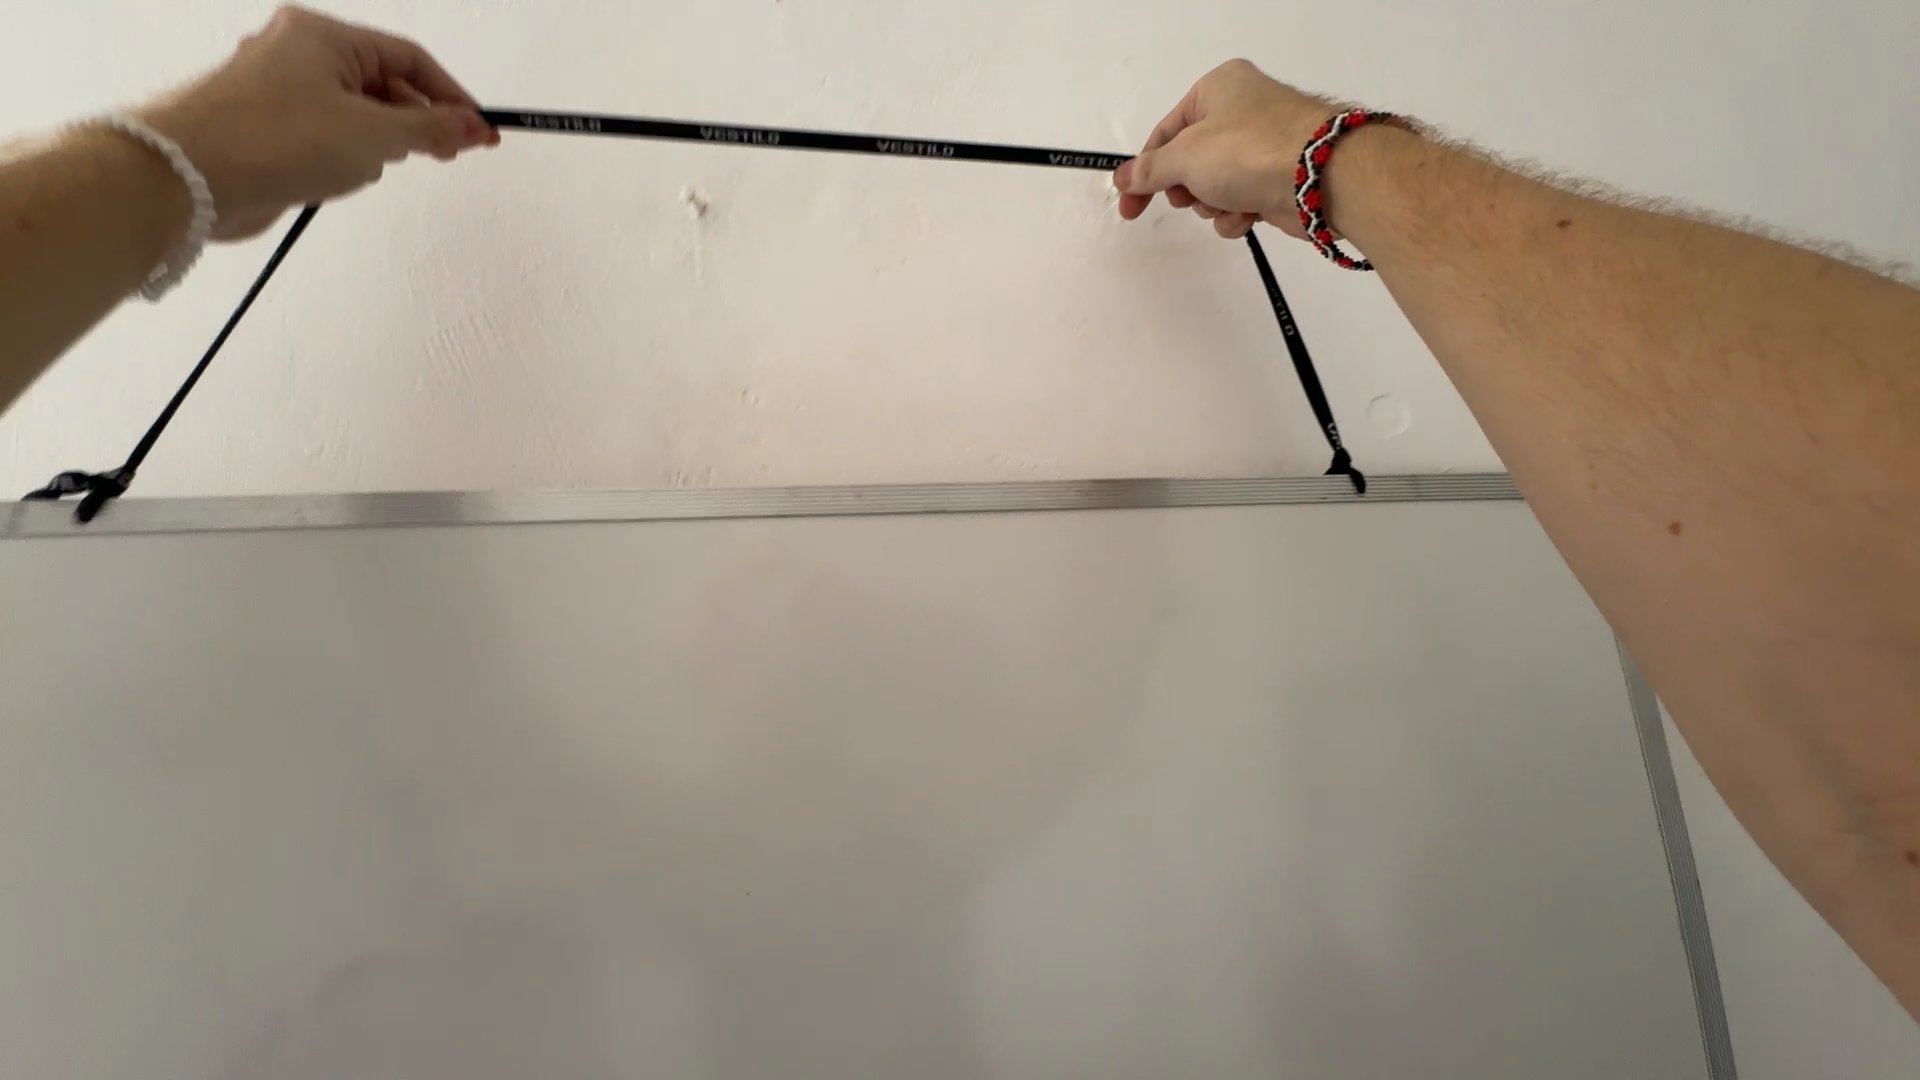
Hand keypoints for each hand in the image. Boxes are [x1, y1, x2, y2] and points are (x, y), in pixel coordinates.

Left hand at [134, 5, 495, 241]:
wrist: (193, 174)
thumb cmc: (278, 139)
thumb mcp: (377, 134)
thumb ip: (433, 130)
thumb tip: (474, 126)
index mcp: (323, 37)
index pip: (411, 59)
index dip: (454, 98)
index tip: (484, 133)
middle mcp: (301, 53)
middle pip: (389, 83)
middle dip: (425, 119)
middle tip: (453, 152)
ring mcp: (286, 90)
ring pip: (364, 111)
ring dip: (391, 139)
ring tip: (396, 162)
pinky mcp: (277, 126)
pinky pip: (338, 133)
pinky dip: (361, 152)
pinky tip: (357, 172)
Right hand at [1113, 60, 1331, 240]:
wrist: (1318, 175)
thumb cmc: (1244, 151)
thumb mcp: (1184, 157)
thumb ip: (1148, 171)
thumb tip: (1120, 177)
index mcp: (1217, 88)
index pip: (1164, 133)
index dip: (1143, 172)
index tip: (1129, 206)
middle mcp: (1239, 111)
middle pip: (1188, 162)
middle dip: (1187, 189)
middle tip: (1189, 196)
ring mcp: (1260, 145)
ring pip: (1211, 187)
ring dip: (1212, 204)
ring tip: (1228, 201)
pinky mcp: (1275, 178)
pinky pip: (1238, 201)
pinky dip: (1236, 213)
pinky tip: (1248, 213)